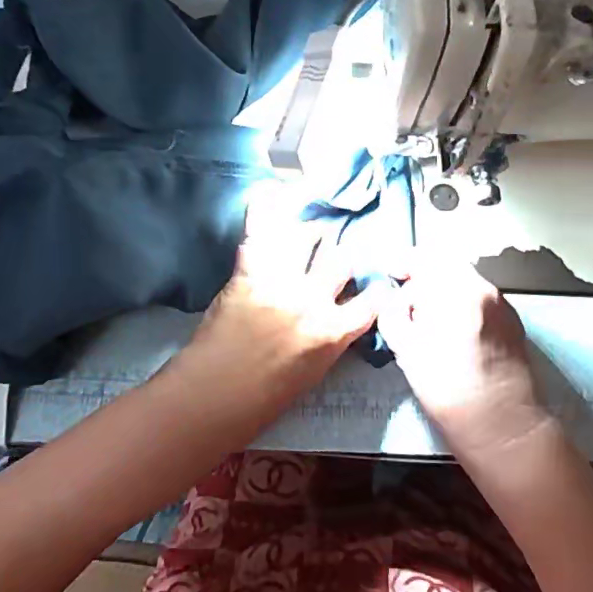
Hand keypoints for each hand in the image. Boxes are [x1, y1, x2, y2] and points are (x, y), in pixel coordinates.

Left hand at [179, 209, 376, 409]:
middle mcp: (312, 301)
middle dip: (335, 254)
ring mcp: (280, 283)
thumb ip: (328, 338)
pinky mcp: (248, 274)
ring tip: (303, 233)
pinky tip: (266, 195)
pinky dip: (261, 212)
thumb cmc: (265, 396)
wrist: (217, 392)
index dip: (375, 289)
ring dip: (306, 233)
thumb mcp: (312, 372)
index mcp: (333, 332)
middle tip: (326, 254)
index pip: (372, 300)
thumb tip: (334, 316)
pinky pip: (258, 233)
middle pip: (338, 259)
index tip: (373, 284)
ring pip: (306, 237)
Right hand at [373, 259, 551, 454]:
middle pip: (446, 266)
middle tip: (404, 300)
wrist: (502, 425)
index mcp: (456, 290)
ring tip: (426, 320)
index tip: (390, 276)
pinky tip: (450, 333)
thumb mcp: (404, 348)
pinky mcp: (511, 323)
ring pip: (464, 282)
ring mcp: (502, 305)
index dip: (402, 263)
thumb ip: (392, 312)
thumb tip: (393, 299)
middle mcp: (484, 289)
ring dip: (442, 291)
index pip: (423, 257)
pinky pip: (479, 300)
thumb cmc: (447, 388)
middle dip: (422, 277)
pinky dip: (460, 305)